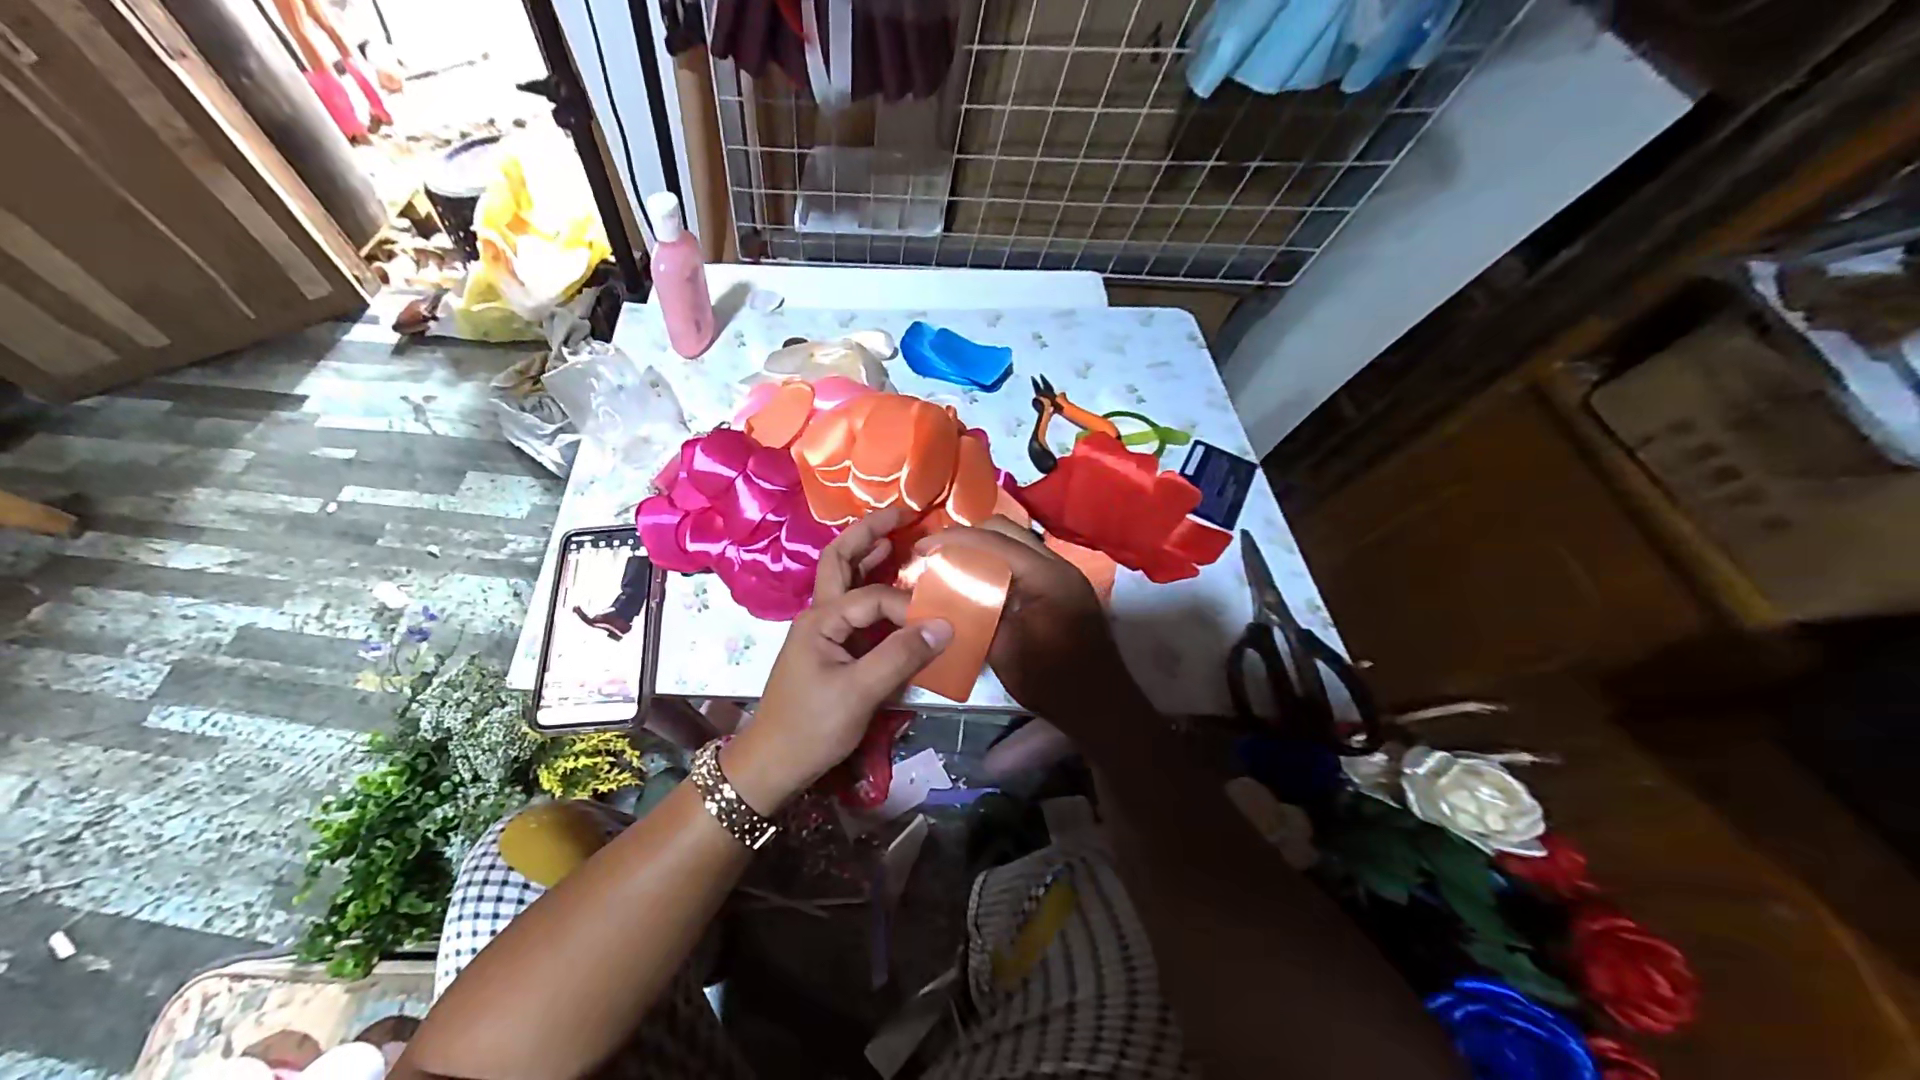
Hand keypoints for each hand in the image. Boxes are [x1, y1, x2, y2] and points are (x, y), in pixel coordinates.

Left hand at [723, 506, 952, 812]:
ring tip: (898, 537)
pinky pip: (856, 608)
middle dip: (869, 533)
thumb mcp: (858, 692)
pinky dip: (875, 589)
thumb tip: (944, 624)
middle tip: (901, 513)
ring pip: (846, 581)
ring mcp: (824, 631)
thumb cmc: (811, 727)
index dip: (907, 606)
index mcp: (821, 618)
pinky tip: (893, 587)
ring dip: (869, 555)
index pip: (873, 597)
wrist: (774, 764)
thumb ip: (901, 656)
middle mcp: (820, 615)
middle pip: (841, 561)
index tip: (937, 625)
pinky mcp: (833, 649)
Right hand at [915, 517, 1144, 728]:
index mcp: (1046, 576)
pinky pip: (1026, 563)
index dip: (954, 539)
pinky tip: (980, 583)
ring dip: (985, 549)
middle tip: (936, 554)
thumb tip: (939, 595)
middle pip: (1007, 532)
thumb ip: (972, 614)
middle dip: (968, 537)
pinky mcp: (1063, 590)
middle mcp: (1059, 565)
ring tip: (953, 566)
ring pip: (1018, 545)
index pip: (994, 540)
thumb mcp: (1003, 650)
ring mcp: (1065, 576)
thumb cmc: (1051, 681)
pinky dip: (1000, 565)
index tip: (921, 547)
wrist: (1100, 708)